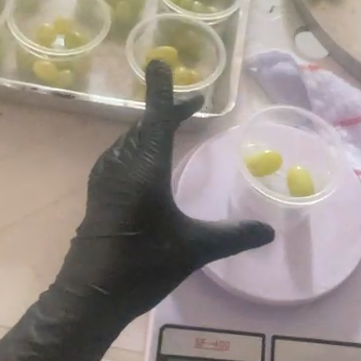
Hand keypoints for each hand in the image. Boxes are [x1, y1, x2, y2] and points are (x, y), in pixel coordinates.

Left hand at [0, 62, 274, 360]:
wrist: (89, 297)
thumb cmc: (142, 267)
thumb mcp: (195, 250)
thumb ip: (234, 236)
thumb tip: (270, 230)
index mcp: (145, 170)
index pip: (158, 119)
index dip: (164, 92)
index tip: (162, 63)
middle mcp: (123, 166)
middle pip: (145, 125)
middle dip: (167, 110)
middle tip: (192, 103)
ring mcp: (107, 179)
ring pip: (131, 140)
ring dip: (152, 127)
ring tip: (173, 124)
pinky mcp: (100, 193)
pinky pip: (122, 155)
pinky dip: (140, 145)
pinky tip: (147, 158)